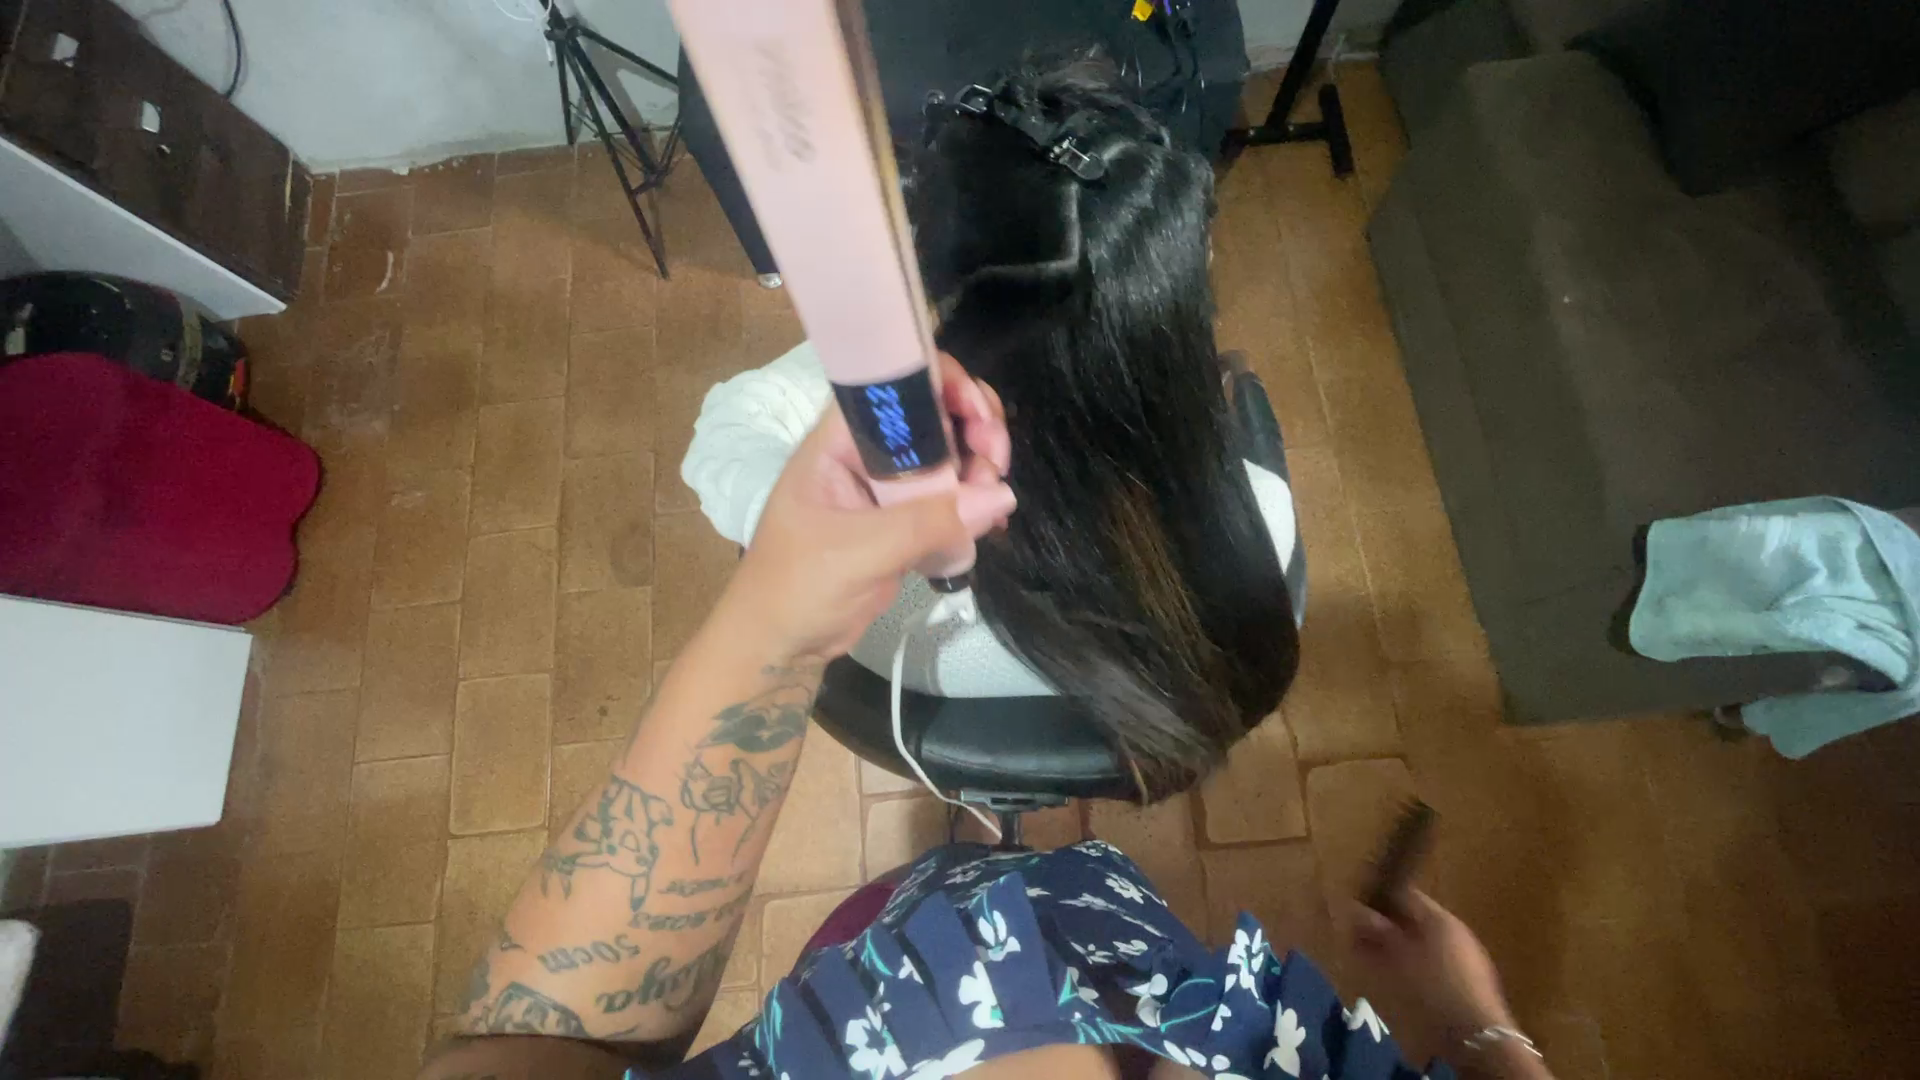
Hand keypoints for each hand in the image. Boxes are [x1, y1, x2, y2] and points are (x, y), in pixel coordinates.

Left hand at [715, 353, 1015, 663]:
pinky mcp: (904, 523)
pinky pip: (949, 500)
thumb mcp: (857, 552)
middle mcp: (866, 455)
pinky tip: (989, 525)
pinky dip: (973, 506)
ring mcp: (887, 490)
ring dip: (979, 472)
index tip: (980, 418)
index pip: (894, 385)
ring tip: (992, 505)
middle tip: (997, 466)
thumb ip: (927, 524)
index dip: (944, 384)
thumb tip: (1003, 497)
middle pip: (932, 414)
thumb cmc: (796, 588)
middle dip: (974, 429)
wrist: (782, 644)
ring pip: (948, 457)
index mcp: (839, 442)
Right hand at [1347, 890, 1515, 1045]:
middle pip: (1413, 918)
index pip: (1404, 894)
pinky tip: (1400, 980)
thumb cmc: (1430, 986)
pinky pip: (1434, 963)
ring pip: (1423, 942)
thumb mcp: (1392, 953)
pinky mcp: (1470, 984)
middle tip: (1360, 935)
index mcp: (1440, 918)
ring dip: (1398, 946)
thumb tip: (1349, 906)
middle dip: (1386, 925)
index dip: (1377, 897)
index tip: (1356, 906)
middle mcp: (1456, 932)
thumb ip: (1371, 926)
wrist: (1475, 1039)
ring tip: (1375, 959)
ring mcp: (1467, 958)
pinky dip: (1414, 965)